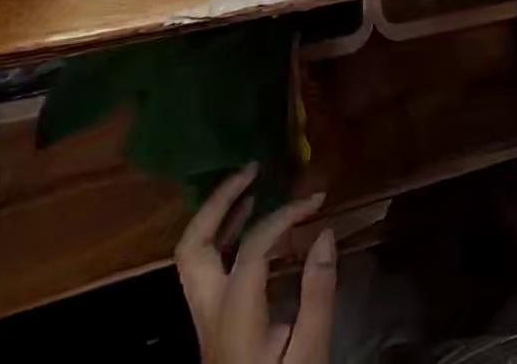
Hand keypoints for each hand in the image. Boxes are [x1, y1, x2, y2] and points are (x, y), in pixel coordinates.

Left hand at [176, 166, 335, 363]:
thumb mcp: (311, 351)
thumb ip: (318, 291)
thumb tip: (324, 232)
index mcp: (233, 318)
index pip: (250, 249)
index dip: (282, 217)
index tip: (316, 202)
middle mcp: (208, 312)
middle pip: (192, 248)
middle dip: (219, 203)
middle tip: (252, 170)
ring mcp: (205, 318)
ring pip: (192, 256)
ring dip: (218, 215)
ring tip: (251, 185)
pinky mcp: (212, 321)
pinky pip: (207, 266)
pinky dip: (226, 235)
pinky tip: (250, 223)